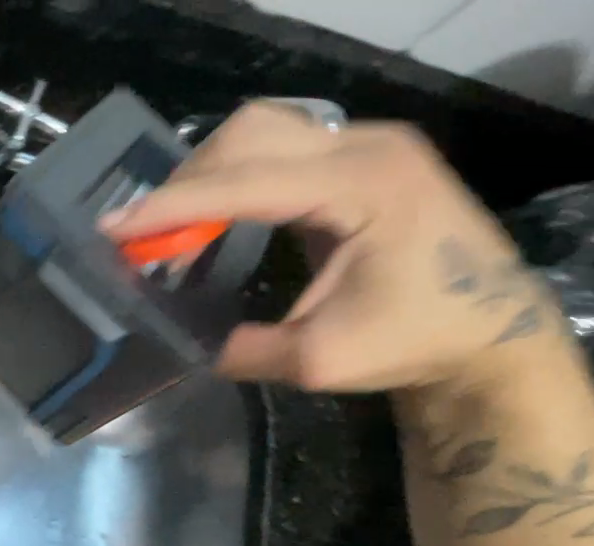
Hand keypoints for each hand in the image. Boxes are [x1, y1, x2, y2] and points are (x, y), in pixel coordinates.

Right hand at [103, 102, 566, 393]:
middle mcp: (368, 149)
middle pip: (250, 134)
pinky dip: (227, 179)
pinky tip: (207, 219)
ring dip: (204, 175)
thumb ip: (236, 347)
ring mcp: (366, 146)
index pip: (246, 183)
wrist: (488, 328)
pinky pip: (276, 149)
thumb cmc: (411, 341)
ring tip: (170, 229)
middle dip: (184, 183)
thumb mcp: (312, 360)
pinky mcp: (357, 159)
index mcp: (365, 188)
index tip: (111, 228)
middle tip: (141, 236)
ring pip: (259, 131)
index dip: (172, 206)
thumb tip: (173, 335)